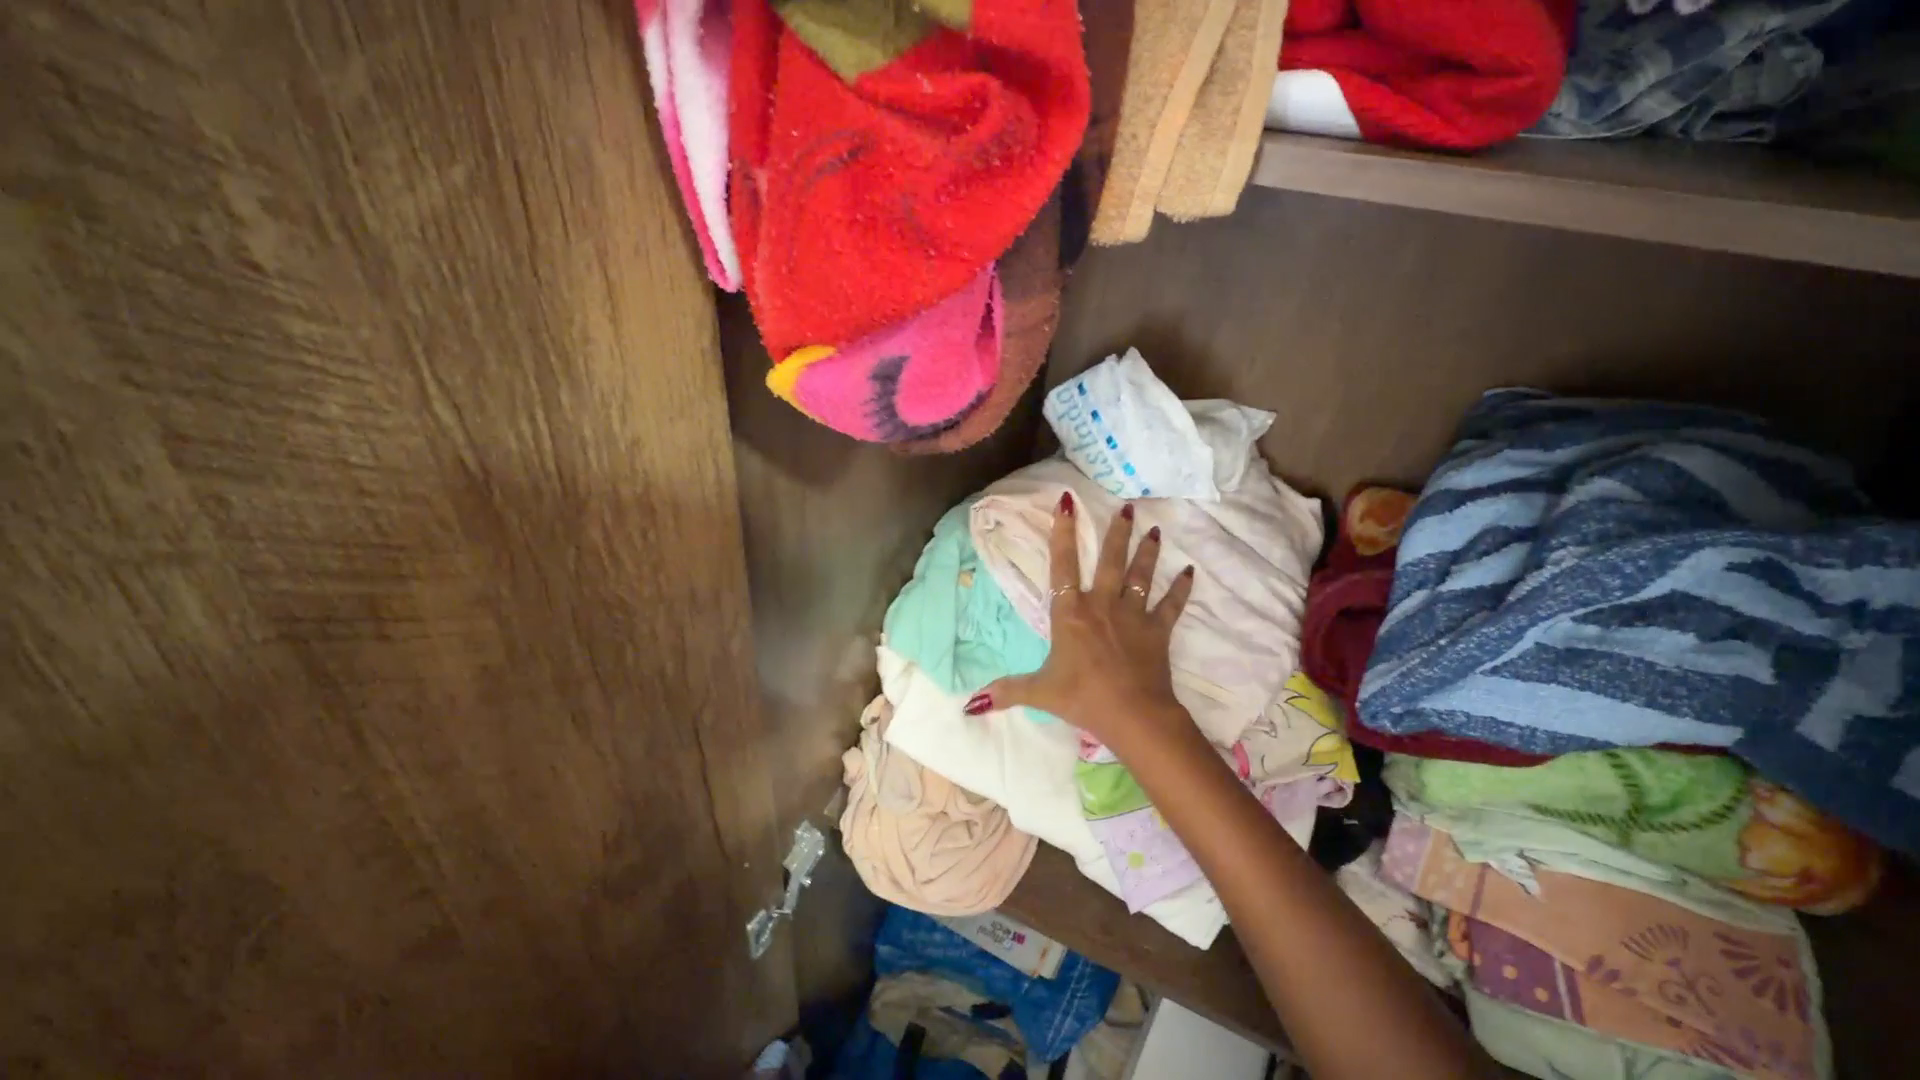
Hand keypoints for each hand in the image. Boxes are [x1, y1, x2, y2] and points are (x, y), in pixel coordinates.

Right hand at [967, 492, 1195, 750]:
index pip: (1063, 566)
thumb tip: (972, 703)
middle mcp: (1102, 606)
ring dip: (1148, 552)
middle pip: (1111, 561)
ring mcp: (1133, 616)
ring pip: (1141, 575)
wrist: (1133, 714)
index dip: (1063, 534)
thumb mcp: (1040, 693)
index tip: (1067, 503)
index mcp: (1071, 615)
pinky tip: (1190, 572)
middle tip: (1127, 507)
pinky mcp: (1158, 631)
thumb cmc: (1083, 698)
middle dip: (1117, 533)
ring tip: (1154, 530)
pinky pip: (1171, 605)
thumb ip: (1008, 691)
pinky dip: (1181, 588)